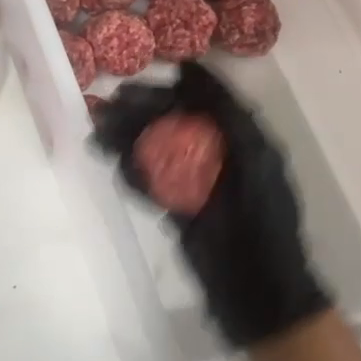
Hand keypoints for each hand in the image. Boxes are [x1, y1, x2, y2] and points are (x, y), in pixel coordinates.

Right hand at [93, 62, 329, 345]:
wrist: (258, 288)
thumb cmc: (263, 220)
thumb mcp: (252, 157)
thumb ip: (226, 115)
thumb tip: (190, 73)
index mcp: (242, 139)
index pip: (201, 102)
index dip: (168, 91)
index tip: (135, 88)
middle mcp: (220, 155)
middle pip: (173, 124)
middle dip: (139, 116)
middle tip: (104, 112)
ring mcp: (199, 184)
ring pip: (157, 152)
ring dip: (127, 143)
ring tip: (97, 138)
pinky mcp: (181, 210)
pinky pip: (153, 185)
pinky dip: (135, 176)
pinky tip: (117, 167)